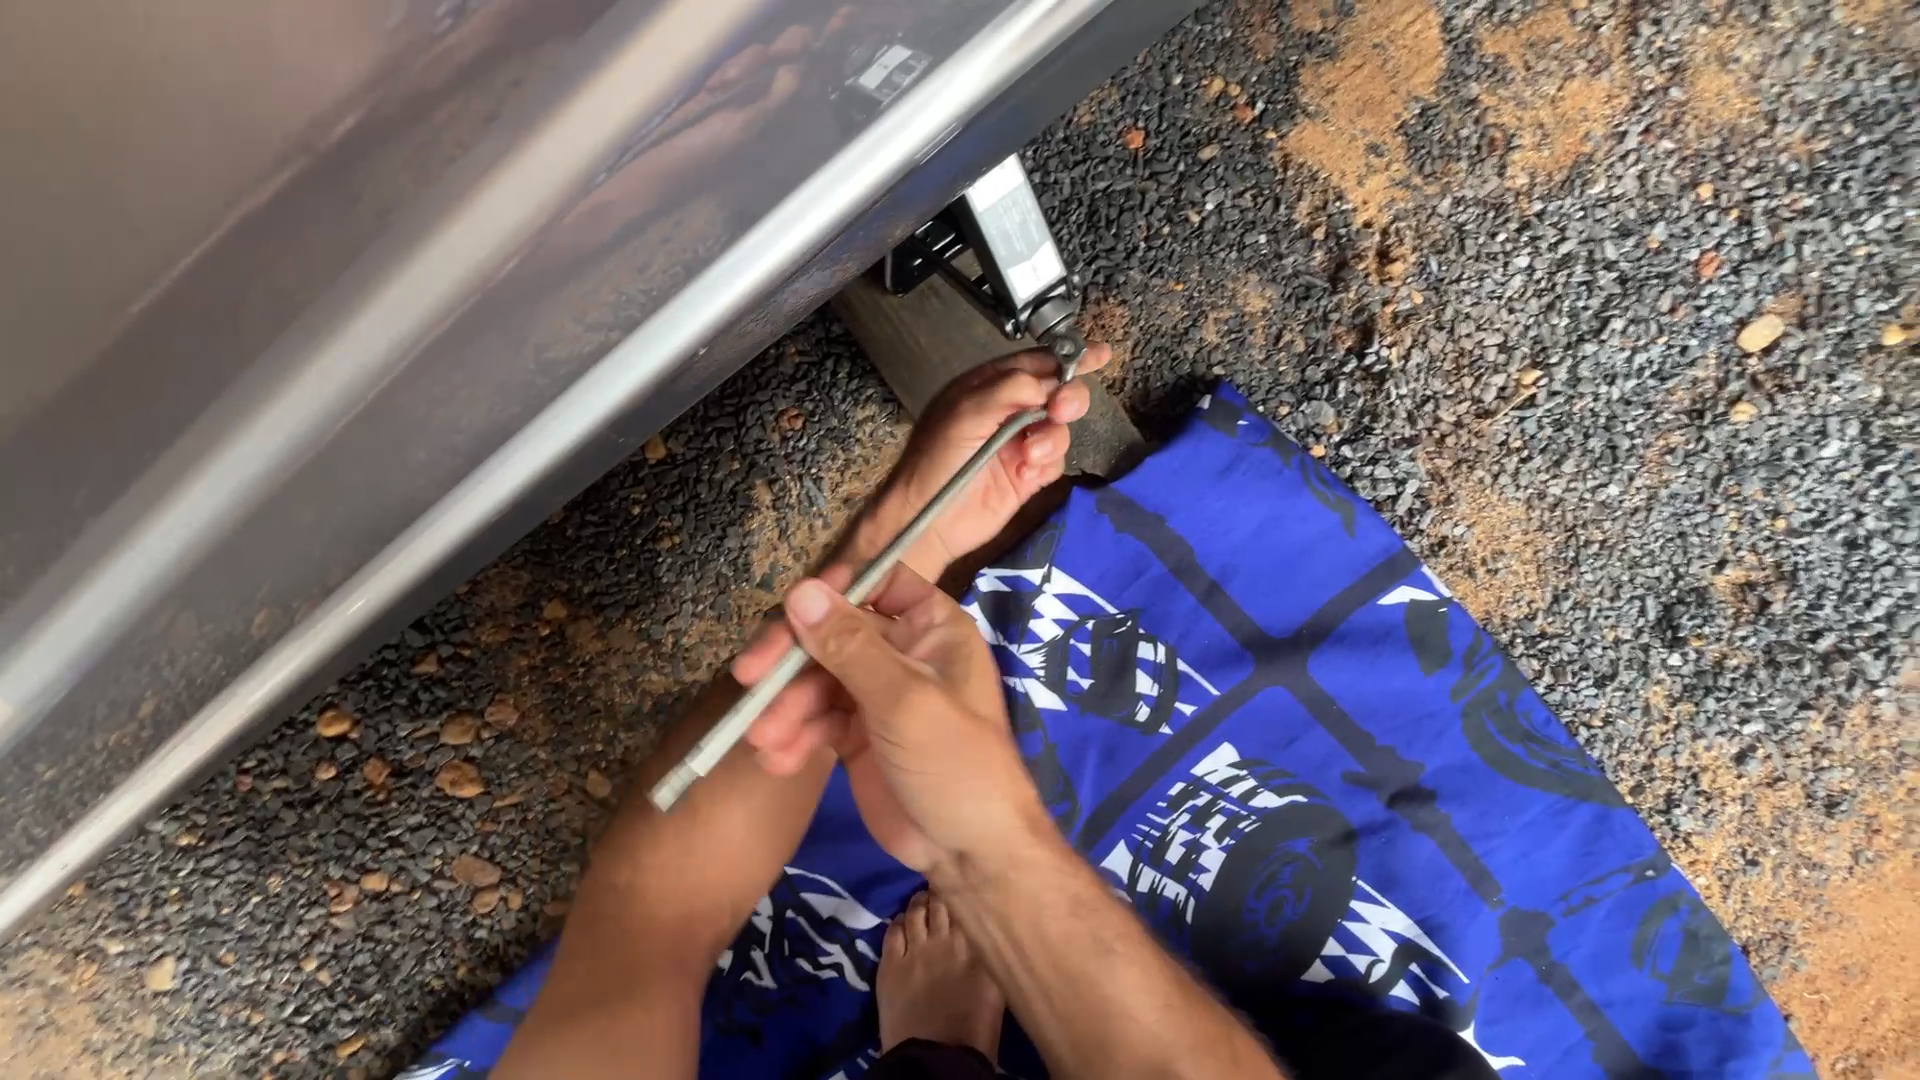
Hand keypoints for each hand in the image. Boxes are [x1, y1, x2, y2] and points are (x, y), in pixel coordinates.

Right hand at [735, 566, 1046, 872]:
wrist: (968, 852)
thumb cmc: (955, 761)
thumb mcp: (903, 699)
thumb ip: (850, 646)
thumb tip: (801, 591)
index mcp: (932, 627)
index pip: (879, 581)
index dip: (835, 588)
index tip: (788, 608)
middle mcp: (904, 650)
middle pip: (835, 632)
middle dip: (792, 659)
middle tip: (749, 678)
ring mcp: (878, 693)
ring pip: (819, 679)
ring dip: (787, 707)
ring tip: (762, 739)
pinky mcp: (858, 733)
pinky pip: (818, 720)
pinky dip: (796, 736)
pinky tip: (776, 760)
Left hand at [853, 345, 1113, 582]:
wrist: (930, 518)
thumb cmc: (937, 459)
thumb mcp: (967, 412)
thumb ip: (1009, 388)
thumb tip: (1047, 383)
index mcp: (987, 387)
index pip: (1034, 364)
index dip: (1066, 358)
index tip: (1100, 354)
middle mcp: (1006, 412)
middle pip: (1056, 393)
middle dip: (1067, 398)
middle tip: (1061, 410)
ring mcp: (1019, 444)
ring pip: (1060, 428)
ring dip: (1052, 438)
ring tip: (1030, 453)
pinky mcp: (1028, 476)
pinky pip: (1056, 461)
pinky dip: (1047, 464)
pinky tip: (1027, 473)